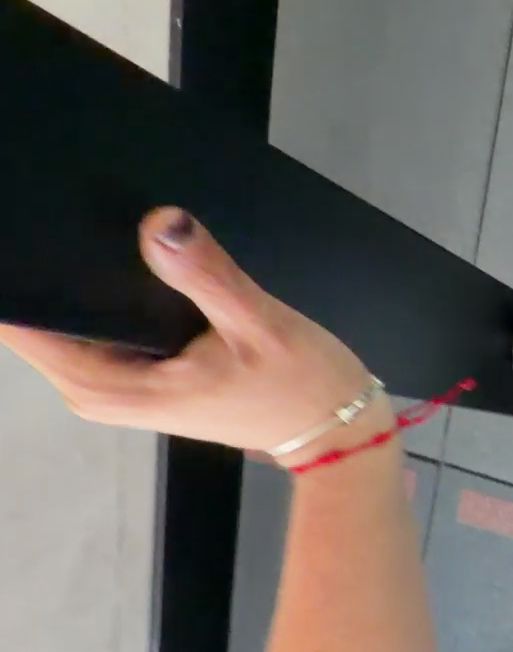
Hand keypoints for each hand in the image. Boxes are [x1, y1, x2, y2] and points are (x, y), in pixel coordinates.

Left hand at [0, 208, 388, 463]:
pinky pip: (112, 335)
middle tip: (139, 249)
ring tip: (165, 271)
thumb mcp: (264, 327)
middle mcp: (93, 392)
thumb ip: (208, 276)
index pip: (26, 320)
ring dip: (116, 294)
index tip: (72, 241)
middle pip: (52, 317)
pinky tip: (170, 295)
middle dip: (87, 280)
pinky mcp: (143, 385)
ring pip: (84, 323)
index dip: (47, 273)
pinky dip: (136, 311)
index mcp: (105, 385)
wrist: (342, 430)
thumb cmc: (307, 388)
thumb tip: (163, 221)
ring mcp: (117, 390)